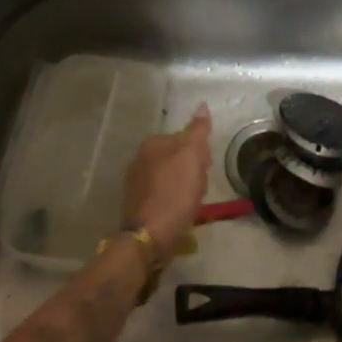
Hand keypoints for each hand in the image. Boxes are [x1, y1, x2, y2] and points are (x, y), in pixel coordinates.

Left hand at [122, 104, 212, 259]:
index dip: (200, 154)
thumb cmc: (174, 192)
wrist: (150, 236)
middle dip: (193, 172)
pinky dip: (174, 202)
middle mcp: (140, 159)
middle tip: (198, 188)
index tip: (205, 168)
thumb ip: (198, 130)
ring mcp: (136, 183)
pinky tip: (180, 213)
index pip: (186, 139)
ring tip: (191, 204)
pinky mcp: (138, 205)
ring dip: (185, 188)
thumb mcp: (192, 155)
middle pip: (179, 159)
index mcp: (152, 144)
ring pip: (173, 178)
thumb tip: (202, 106)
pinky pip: (164, 196)